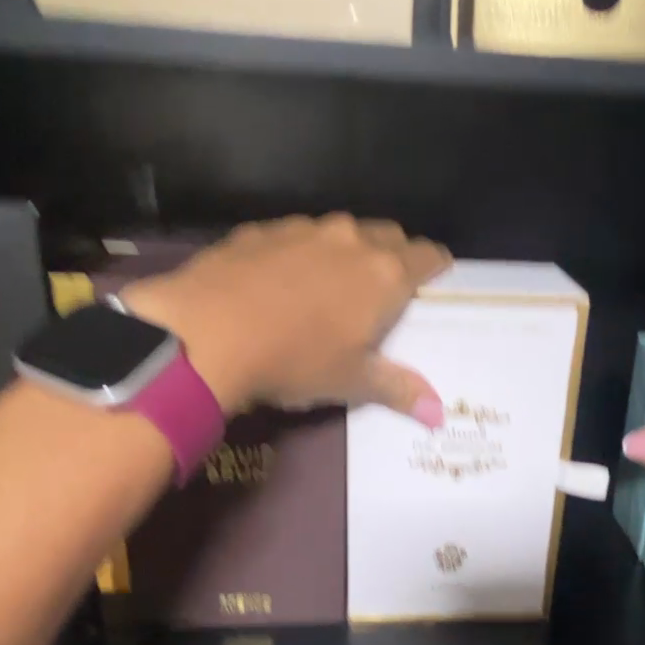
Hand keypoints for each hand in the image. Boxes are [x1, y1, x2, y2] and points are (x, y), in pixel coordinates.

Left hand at [118, 214, 451, 422]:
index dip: (437, 267)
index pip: (428, 257)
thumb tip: (439, 414)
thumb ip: (398, 390)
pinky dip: (301, 253)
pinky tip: (281, 281)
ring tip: (333, 283)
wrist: (205, 333)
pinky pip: (294, 236)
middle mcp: (350, 241)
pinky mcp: (260, 231)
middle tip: (387, 285)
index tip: (437, 278)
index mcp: (384, 275)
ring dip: (347, 251)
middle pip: (388, 235)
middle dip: (395, 254)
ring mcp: (303, 230)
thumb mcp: (350, 382)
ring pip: (340, 231)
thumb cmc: (294, 360)